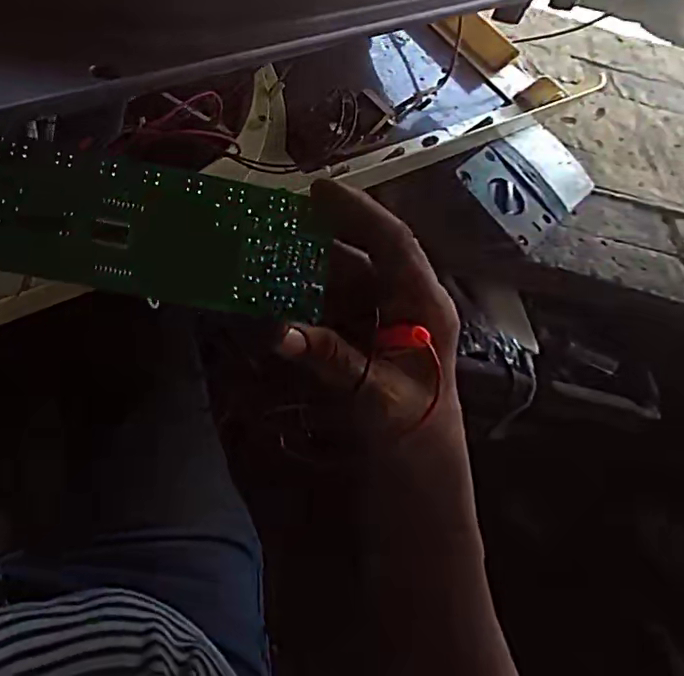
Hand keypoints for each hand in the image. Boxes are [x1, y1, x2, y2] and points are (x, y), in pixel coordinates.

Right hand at [275, 179, 462, 446]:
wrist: (423, 494)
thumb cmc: (416, 442)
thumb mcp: (378, 399)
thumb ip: (330, 358)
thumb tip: (277, 329)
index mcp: (423, 306)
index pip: (393, 241)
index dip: (356, 210)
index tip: (315, 189)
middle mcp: (402, 306)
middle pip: (356, 257)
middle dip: (314, 241)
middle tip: (270, 226)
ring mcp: (379, 326)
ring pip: (336, 283)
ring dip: (300, 273)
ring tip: (260, 260)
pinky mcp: (360, 346)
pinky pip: (325, 312)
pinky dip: (298, 304)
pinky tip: (268, 303)